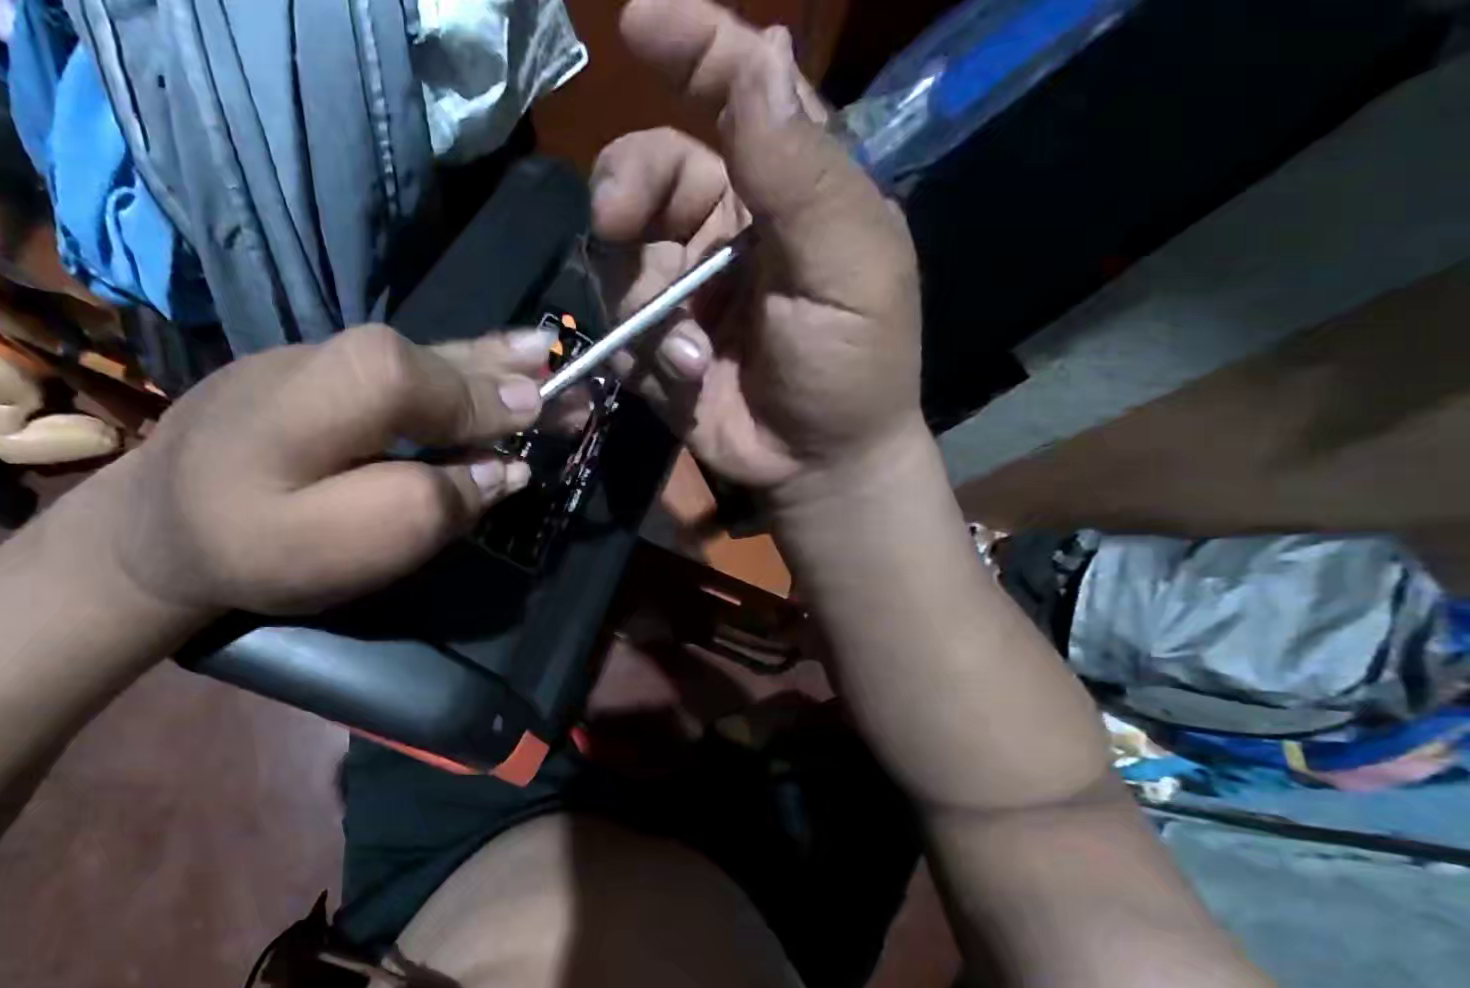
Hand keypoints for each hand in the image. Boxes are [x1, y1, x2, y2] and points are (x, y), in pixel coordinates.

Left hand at [104, 324, 553, 614]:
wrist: (149, 527)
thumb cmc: (248, 544)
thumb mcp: (343, 545)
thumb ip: (430, 505)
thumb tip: (502, 472)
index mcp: (350, 386)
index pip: (449, 387)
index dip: (503, 408)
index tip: (555, 417)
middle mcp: (339, 352)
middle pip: (440, 358)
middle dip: (507, 373)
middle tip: (566, 378)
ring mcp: (319, 358)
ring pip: (419, 355)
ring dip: (482, 359)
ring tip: (535, 353)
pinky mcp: (307, 376)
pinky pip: (392, 367)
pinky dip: (441, 368)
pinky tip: (467, 366)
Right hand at [591, 0, 923, 491]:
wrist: (816, 460)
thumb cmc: (856, 361)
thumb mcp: (848, 265)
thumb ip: (799, 170)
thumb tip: (759, 52)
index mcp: (785, 183)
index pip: (736, 91)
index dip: (692, 46)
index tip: (638, 21)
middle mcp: (723, 221)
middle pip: (649, 168)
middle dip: (625, 187)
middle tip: (614, 218)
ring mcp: (679, 281)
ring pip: (617, 248)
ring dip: (643, 296)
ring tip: (688, 346)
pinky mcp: (648, 337)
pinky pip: (614, 319)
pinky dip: (643, 347)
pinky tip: (684, 373)